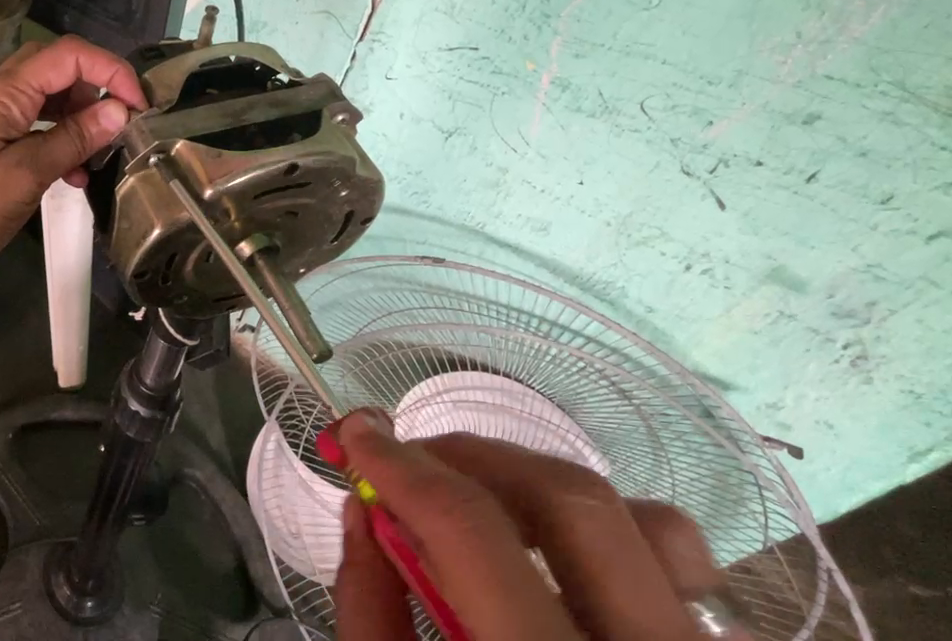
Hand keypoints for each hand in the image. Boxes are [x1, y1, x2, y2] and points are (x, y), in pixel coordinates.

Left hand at [0, 36, 145, 298]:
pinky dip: (57, 142)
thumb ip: (73, 139)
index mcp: (1, 94)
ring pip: (45, 101)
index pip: (66, 55)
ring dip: (77, 119)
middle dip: (94, 89)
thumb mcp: (27, 175)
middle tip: (121, 121)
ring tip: (99, 153)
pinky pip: (31, 129)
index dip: (109, 70)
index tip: (139, 104)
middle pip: (54, 70)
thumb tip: (119, 111)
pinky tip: (73, 174)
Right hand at [333, 410, 730, 639]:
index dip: (400, 464)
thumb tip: (363, 503)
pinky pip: (684, 571)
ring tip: (492, 508)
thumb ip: (369, 608)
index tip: (354, 431)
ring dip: (550, 492)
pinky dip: (612, 540)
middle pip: (570, 498)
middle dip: (471, 455)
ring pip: (653, 525)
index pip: (473, 530)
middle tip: (411, 460)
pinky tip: (565, 567)